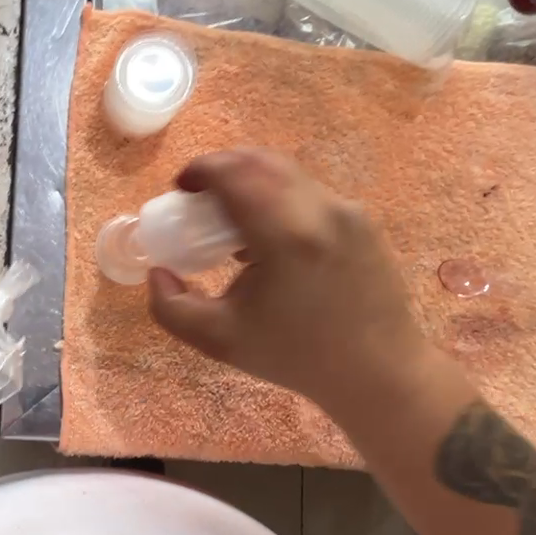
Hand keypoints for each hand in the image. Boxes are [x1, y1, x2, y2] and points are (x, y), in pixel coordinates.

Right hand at [146, 148, 437, 417]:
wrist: (377, 372)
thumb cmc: (294, 357)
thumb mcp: (218, 340)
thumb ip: (171, 308)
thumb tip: (158, 272)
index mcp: (285, 235)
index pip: (235, 174)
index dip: (200, 170)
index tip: (181, 189)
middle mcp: (322, 210)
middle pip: (261, 162)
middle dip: (223, 169)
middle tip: (200, 198)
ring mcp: (349, 212)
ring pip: (288, 174)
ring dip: (252, 184)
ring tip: (233, 222)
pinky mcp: (363, 221)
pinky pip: (310, 193)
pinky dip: (279, 200)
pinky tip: (269, 240)